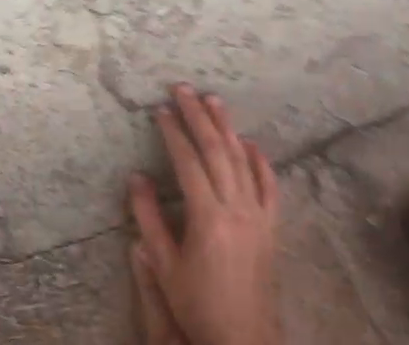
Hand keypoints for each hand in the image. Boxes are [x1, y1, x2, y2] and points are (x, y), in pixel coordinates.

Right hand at [128, 85, 279, 344]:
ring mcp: (259, 218)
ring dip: (227, 128)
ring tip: (213, 100)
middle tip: (183, 88)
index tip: (160, 109)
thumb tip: (136, 177)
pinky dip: (260, 162)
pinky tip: (250, 143)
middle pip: (217, 152)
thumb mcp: (164, 264)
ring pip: (243, 162)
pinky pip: (269, 188)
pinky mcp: (272, 229)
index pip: (188, 162)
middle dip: (199, 117)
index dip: (174, 132)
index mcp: (208, 217)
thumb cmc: (198, 302)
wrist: (244, 338)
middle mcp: (237, 210)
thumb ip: (148, 218)